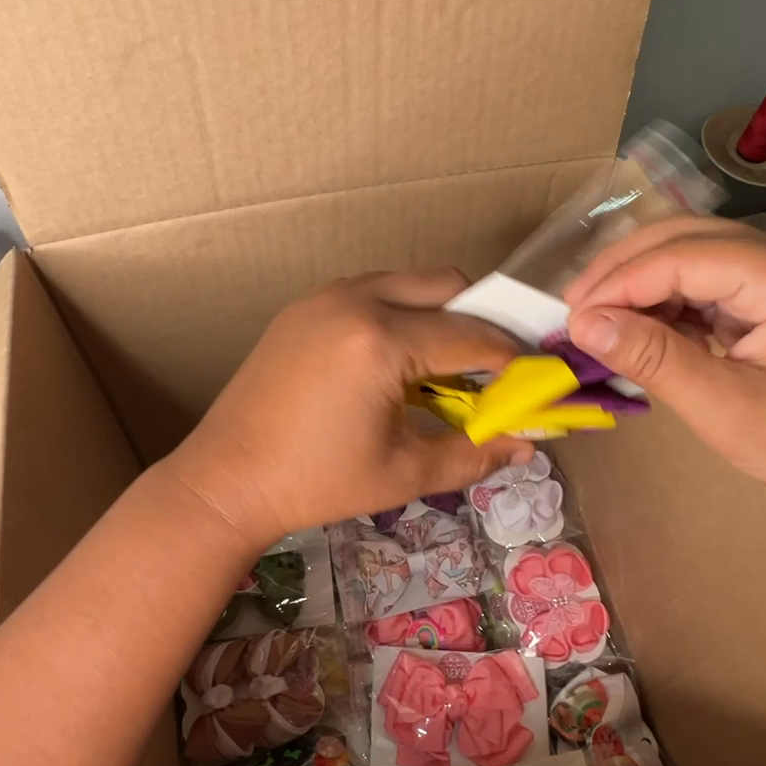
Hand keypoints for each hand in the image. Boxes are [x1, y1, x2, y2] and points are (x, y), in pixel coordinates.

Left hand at [161, 270, 534, 545]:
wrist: (227, 478)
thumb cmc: (317, 483)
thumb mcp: (404, 472)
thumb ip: (474, 453)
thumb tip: (527, 444)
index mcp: (380, 340)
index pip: (471, 335)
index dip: (513, 358)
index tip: (538, 377)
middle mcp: (354, 300)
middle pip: (447, 285)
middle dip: (480, 321)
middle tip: (492, 370)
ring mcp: (324, 296)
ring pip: (408, 283)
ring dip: (439, 315)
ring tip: (444, 370)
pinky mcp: (304, 306)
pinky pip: (372, 293)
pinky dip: (400, 315)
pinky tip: (397, 364)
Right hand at [563, 216, 765, 514]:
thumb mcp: (725, 409)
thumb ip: (653, 359)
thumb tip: (582, 323)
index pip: (684, 256)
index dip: (620, 282)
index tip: (571, 317)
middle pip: (686, 238)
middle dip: (623, 270)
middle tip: (574, 310)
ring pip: (691, 255)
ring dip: (640, 284)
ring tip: (596, 320)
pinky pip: (705, 283)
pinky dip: (664, 303)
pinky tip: (637, 329)